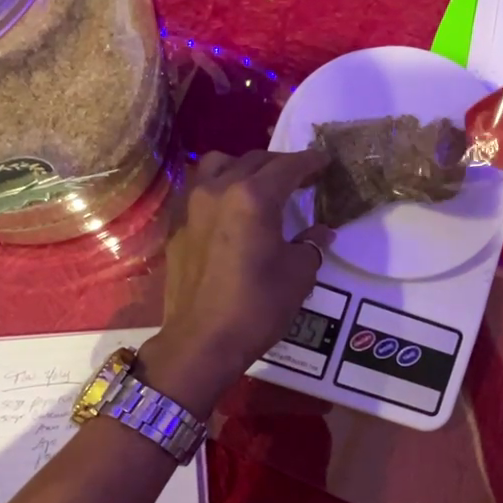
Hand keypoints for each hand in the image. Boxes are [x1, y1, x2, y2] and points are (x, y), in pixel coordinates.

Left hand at [140, 150, 331, 414]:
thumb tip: (321, 232)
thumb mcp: (299, 275)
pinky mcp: (177, 225)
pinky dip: (219, 187)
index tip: (324, 161)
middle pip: (254, 161)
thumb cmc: (257, 306)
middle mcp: (219, 189)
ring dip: (243, 167)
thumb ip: (312, 245)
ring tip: (259, 184)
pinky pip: (199, 189)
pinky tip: (231, 208)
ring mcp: (192, 205)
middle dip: (280, 165)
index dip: (310, 162)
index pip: (288, 167)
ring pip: (218, 165)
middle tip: (300, 177)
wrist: (202, 341)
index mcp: (254, 197)